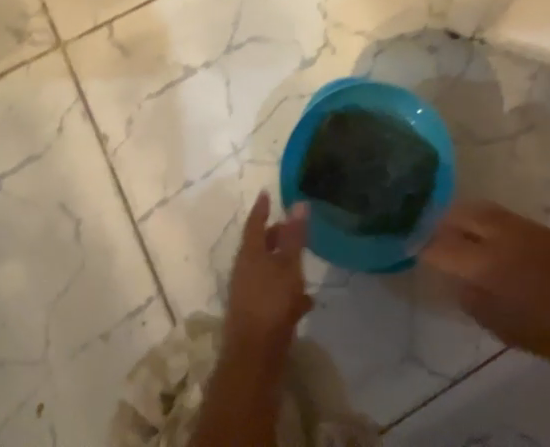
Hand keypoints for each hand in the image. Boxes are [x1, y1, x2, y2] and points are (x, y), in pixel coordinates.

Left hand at [224, 193, 311, 353]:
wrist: (254, 355)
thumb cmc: (272, 302)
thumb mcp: (288, 265)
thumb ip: (295, 236)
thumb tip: (299, 203)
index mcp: (249, 255)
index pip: (255, 224)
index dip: (261, 208)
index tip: (266, 193)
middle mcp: (244, 272)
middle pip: (259, 248)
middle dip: (275, 236)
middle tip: (291, 226)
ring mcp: (248, 295)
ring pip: (266, 271)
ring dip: (282, 263)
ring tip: (302, 260)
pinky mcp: (256, 315)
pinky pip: (273, 293)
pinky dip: (287, 290)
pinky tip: (305, 299)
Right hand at [420, 201, 549, 387]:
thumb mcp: (502, 326)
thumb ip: (472, 299)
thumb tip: (453, 278)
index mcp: (487, 263)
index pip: (442, 245)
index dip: (420, 245)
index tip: (405, 246)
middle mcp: (501, 235)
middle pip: (460, 214)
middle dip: (440, 221)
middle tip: (426, 233)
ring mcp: (522, 226)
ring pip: (481, 209)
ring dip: (461, 216)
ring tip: (450, 230)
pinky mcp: (538, 227)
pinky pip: (500, 214)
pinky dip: (483, 219)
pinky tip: (481, 235)